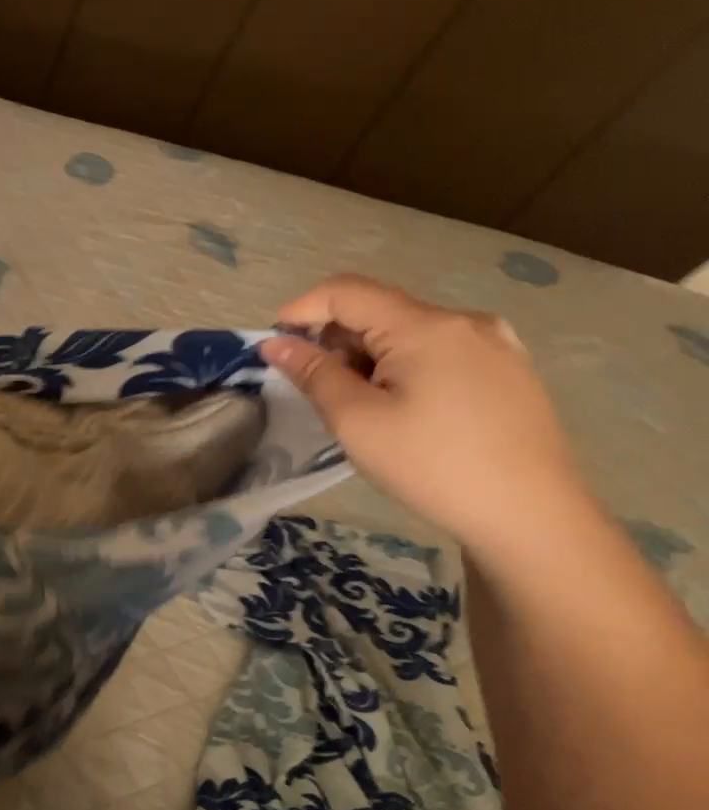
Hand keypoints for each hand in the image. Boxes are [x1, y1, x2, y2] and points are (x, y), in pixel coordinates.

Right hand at [261, 274, 596, 554]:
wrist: (533, 518)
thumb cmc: (433, 465)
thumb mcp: (355, 420)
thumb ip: (312, 372)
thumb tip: (275, 343)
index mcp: (426, 327)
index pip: (346, 291)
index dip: (300, 310)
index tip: (276, 348)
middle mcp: (466, 323)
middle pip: (378, 309)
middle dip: (336, 340)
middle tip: (321, 390)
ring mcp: (496, 346)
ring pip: (408, 332)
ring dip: (369, 356)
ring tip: (364, 407)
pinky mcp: (509, 372)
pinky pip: (439, 351)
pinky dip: (404, 367)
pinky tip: (406, 411)